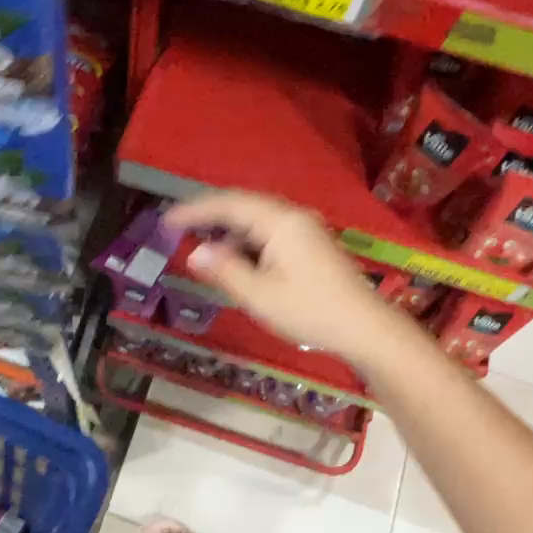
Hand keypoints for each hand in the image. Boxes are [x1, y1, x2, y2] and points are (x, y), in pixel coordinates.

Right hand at [164, 191, 410, 364]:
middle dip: (210, 218)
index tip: (167, 220)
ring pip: (257, 222)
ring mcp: (306, 230)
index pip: (229, 205)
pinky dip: (247, 243)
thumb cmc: (311, 311)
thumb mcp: (260, 296)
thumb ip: (225, 270)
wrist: (365, 328)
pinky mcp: (311, 246)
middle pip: (244, 207)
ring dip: (229, 232)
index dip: (195, 211)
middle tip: (179, 229)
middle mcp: (294, 217)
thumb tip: (194, 253)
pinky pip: (270, 233)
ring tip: (204, 250)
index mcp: (280, 222)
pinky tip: (237, 263)